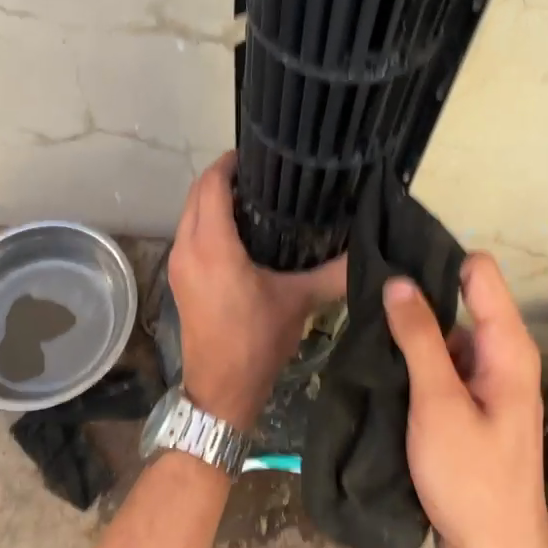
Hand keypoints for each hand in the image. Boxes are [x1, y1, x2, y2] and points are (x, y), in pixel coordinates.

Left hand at [168, 152, 345, 427]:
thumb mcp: (298, 302)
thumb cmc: (256, 342)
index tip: (256, 154)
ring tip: (253, 198)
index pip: (212, 186)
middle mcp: (187, 248)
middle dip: (222, 178)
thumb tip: (369, 252)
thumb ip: (333, 274)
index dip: (230, 164)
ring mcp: (178, 264)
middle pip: (196, 194)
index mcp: (212, 246)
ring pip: (189, 214)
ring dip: (212, 199)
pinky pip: (189, 234)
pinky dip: (206, 221)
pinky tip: (238, 231)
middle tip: (260, 173)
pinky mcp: (179, 279)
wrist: (220, 392)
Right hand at [384, 255, 547, 547]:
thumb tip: (398, 280)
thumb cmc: (470, 479)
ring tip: (363, 333)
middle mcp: (502, 356)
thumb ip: (419, 338)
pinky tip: (381, 368)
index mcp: (507, 347)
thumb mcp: (438, 403)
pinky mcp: (471, 407)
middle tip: (364, 296)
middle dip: (417, 296)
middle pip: (460, 300)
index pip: (479, 271)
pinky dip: (416, 363)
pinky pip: (443, 366)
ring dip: (412, 334)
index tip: (391, 259)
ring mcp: (488, 382)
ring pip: (446, 335)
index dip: (438, 259)